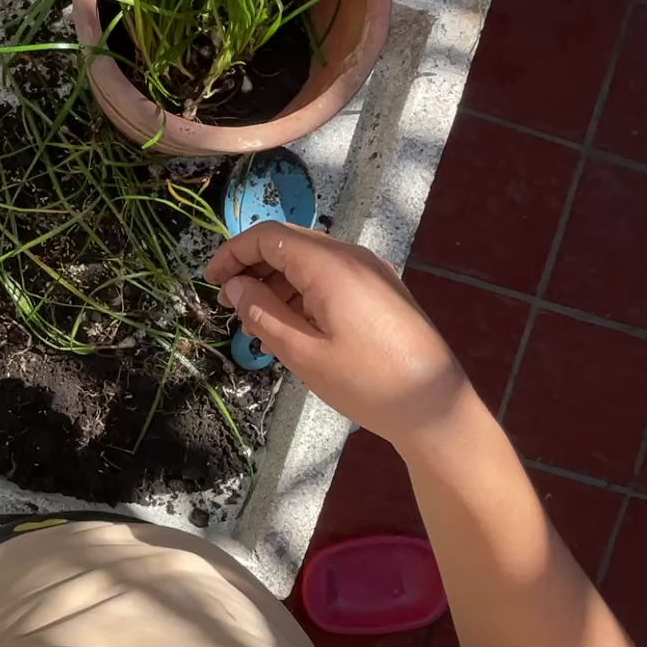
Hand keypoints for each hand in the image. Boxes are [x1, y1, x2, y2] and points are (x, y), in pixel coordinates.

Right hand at [203, 222, 471, 448]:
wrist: (436, 409)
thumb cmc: (365, 382)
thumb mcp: (302, 352)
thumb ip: (262, 312)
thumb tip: (235, 286)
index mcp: (330, 265)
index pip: (268, 237)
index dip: (232, 253)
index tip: (210, 281)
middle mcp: (352, 257)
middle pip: (287, 244)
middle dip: (252, 269)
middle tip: (231, 307)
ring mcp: (370, 271)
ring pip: (307, 262)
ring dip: (276, 285)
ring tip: (260, 328)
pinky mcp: (380, 289)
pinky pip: (329, 277)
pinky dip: (301, 293)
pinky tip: (292, 329)